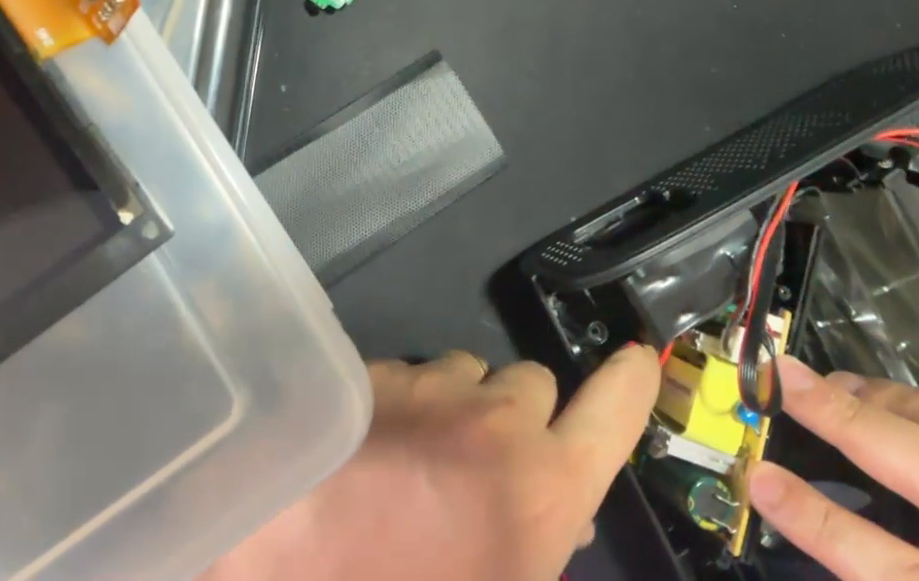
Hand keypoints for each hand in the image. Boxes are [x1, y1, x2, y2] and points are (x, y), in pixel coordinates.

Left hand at [205, 344, 662, 580]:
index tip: (637, 360)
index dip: (630, 384)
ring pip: (470, 370)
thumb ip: (541, 546)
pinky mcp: (376, 370)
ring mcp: (432, 385)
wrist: (281, 550)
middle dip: (522, 413)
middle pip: (534, 382)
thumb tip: (562, 520)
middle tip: (489, 460)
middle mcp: (498, 419)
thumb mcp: (501, 580)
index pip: (615, 412)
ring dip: (461, 402)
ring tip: (423, 452)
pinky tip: (373, 441)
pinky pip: (412, 372)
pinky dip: (408, 397)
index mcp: (543, 486)